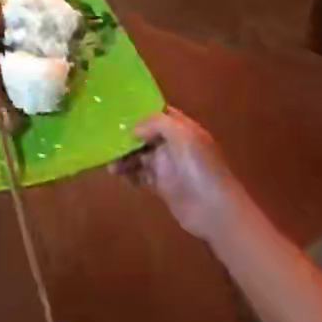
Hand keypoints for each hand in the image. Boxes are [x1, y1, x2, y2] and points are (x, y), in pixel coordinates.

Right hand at [116, 109, 246, 242]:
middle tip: (105, 140)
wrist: (215, 211)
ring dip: (124, 157)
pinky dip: (129, 174)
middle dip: (126, 136)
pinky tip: (120, 176)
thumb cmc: (200, 168)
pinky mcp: (162, 186)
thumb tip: (134, 129)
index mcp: (181, 127)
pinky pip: (141, 174)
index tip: (115, 111)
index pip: (157, 112)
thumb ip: (157, 124)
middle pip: (144, 134)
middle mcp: (173, 143)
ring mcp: (167, 165)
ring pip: (140, 155)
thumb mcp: (182, 136)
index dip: (138, 111)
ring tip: (111, 165)